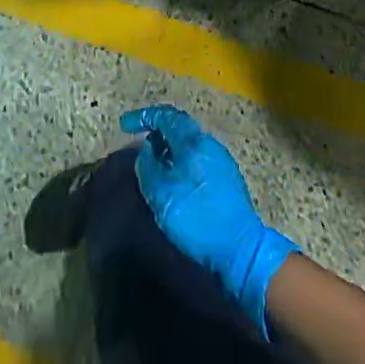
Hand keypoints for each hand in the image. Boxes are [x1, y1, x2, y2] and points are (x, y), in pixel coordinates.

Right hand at [121, 105, 298, 338]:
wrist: (239, 247)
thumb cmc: (197, 217)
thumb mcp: (162, 195)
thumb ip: (149, 168)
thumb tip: (146, 150)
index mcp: (194, 142)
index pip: (167, 117)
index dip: (144, 117)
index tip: (125, 124)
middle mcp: (209, 144)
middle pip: (179, 128)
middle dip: (157, 132)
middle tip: (138, 145)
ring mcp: (220, 160)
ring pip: (188, 144)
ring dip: (168, 148)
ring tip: (152, 163)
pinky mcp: (225, 177)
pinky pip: (196, 158)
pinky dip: (179, 161)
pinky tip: (173, 179)